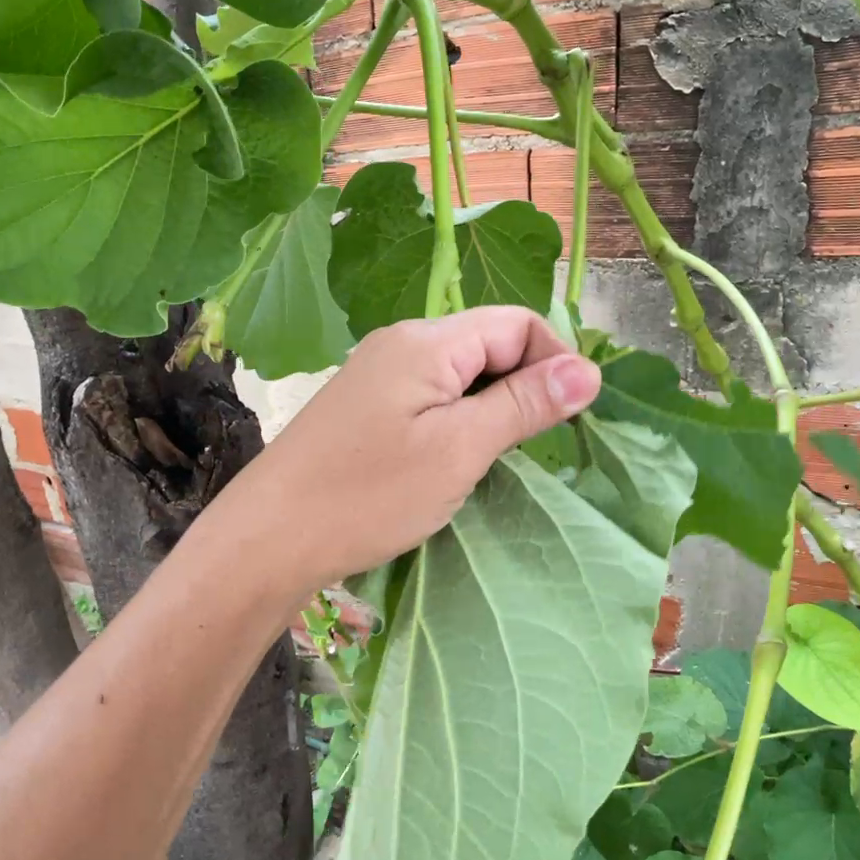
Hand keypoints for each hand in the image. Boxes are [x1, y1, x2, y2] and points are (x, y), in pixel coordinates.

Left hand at [209, 306, 599, 595]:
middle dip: (524, 387)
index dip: (555, 361)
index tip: (573, 419)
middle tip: (536, 450)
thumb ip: (524, 404)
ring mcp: (378, 375)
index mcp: (426, 341)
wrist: (269, 537)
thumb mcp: (459, 449)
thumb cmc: (368, 494)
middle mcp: (401, 344)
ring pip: (461, 375)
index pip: (517, 322)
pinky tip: (455, 462)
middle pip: (488, 343)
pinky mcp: (366, 408)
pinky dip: (458, 422)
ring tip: (496, 461)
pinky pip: (431, 398)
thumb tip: (590, 370)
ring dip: (492, 409)